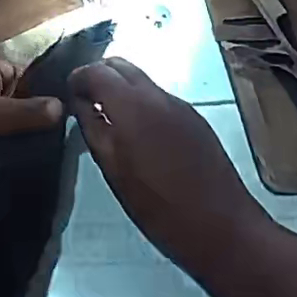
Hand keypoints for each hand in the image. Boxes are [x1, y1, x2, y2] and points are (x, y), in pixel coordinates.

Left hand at [0, 58, 63, 178]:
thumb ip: (28, 111)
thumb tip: (61, 103)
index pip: (15, 71)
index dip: (33, 89)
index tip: (54, 113)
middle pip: (5, 92)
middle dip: (23, 110)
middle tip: (50, 135)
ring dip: (8, 127)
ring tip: (34, 149)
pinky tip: (5, 155)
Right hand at [69, 58, 271, 264]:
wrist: (226, 232)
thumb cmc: (160, 207)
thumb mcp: (112, 170)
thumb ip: (92, 128)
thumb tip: (80, 104)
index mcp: (132, 105)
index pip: (95, 70)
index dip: (78, 78)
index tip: (70, 95)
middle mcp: (156, 95)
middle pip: (119, 65)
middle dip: (98, 76)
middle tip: (88, 101)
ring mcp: (180, 105)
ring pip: (140, 78)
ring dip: (120, 87)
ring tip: (112, 117)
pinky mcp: (196, 118)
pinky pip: (159, 96)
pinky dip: (141, 101)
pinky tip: (141, 132)